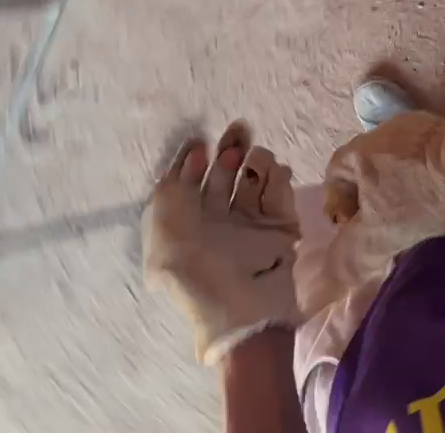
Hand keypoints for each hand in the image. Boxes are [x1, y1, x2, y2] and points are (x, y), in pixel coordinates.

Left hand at [143, 121, 301, 365]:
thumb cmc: (199, 275)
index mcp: (185, 227)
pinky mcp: (279, 226)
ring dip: (252, 160)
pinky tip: (271, 172)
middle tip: (236, 130)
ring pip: (251, 179)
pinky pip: (278, 191)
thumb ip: (171, 192)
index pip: (188, 183)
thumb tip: (197, 155)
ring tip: (254, 153)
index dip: (191, 159)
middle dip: (227, 150)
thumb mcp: (166, 237)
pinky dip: (275, 176)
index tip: (199, 142)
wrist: (247, 314)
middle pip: (221, 175)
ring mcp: (249, 225)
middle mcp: (216, 223)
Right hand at [306, 107, 444, 310]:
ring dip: (395, 183)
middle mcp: (379, 131)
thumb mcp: (377, 238)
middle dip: (369, 195)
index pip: (334, 175)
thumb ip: (348, 255)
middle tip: (384, 223)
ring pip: (392, 159)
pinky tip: (434, 191)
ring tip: (412, 210)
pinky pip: (418, 152)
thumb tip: (331, 272)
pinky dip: (419, 172)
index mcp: (358, 150)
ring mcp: (412, 124)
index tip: (357, 228)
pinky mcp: (440, 125)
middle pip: (363, 166)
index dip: (339, 204)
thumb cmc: (419, 202)